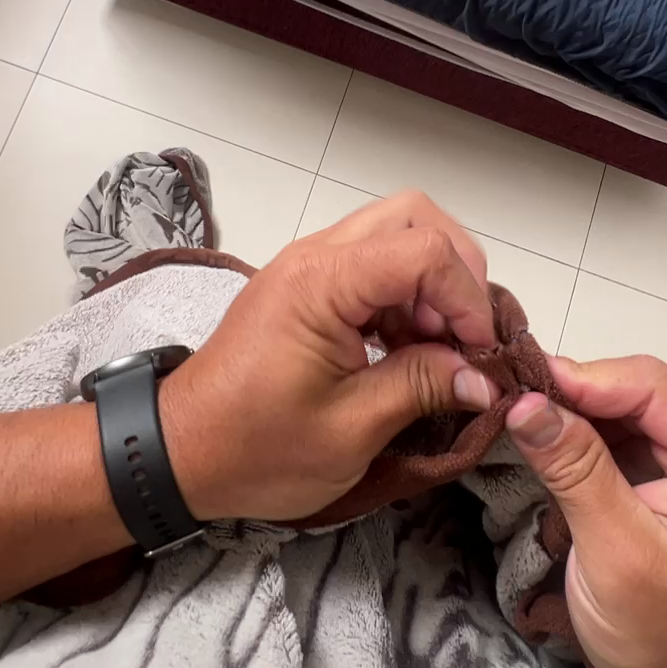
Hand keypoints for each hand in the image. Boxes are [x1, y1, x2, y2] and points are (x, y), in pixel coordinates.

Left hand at [160, 191, 502, 521]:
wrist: (182, 451)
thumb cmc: (257, 447)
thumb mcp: (351, 428)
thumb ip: (422, 387)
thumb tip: (484, 377)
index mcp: (322, 282)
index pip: (423, 250)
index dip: (466, 298)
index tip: (479, 354)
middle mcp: (316, 255)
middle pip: (413, 216)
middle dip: (455, 270)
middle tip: (461, 334)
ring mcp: (310, 264)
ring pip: (395, 233)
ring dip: (431, 282)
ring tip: (436, 346)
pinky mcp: (309, 284)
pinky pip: (375, 264)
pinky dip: (405, 295)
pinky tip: (408, 347)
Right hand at [505, 356, 666, 667]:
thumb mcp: (619, 558)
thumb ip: (574, 470)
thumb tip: (524, 401)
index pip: (652, 386)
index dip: (580, 378)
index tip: (516, 386)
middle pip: (642, 393)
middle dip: (575, 398)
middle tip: (511, 405)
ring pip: (632, 410)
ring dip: (578, 419)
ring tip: (525, 424)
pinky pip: (635, 438)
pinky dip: (591, 442)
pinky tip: (556, 450)